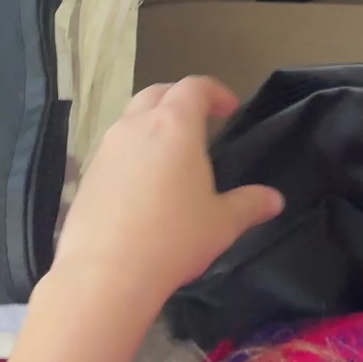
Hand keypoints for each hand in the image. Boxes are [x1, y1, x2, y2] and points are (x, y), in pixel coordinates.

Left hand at [51, 77, 283, 306]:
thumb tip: (275, 199)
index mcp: (174, 125)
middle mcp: (137, 126)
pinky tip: (143, 184)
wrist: (103, 275)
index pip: (195, 86)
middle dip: (181, 98)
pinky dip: (133, 151)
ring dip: (154, 122)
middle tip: (200, 121)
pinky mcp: (87, 174)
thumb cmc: (173, 239)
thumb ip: (249, 204)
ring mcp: (107, 148)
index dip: (216, 91)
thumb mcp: (222, 223)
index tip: (230, 109)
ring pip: (132, 117)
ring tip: (171, 152)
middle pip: (159, 92)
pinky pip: (114, 148)